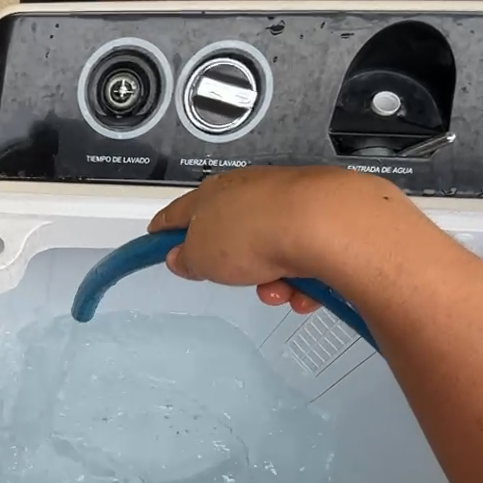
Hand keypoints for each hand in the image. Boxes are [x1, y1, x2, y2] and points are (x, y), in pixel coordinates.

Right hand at [149, 166, 416, 311]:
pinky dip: (300, 280)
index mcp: (211, 194)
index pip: (177, 212)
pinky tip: (304, 290)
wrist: (328, 226)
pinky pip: (301, 258)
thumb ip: (184, 258)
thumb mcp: (199, 257)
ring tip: (278, 290)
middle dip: (230, 267)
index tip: (155, 238)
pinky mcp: (322, 218)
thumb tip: (181, 257)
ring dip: (268, 281)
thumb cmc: (255, 234)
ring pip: (267, 253)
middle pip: (228, 236)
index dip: (162, 229)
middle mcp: (249, 191)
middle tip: (230, 279)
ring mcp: (288, 202)